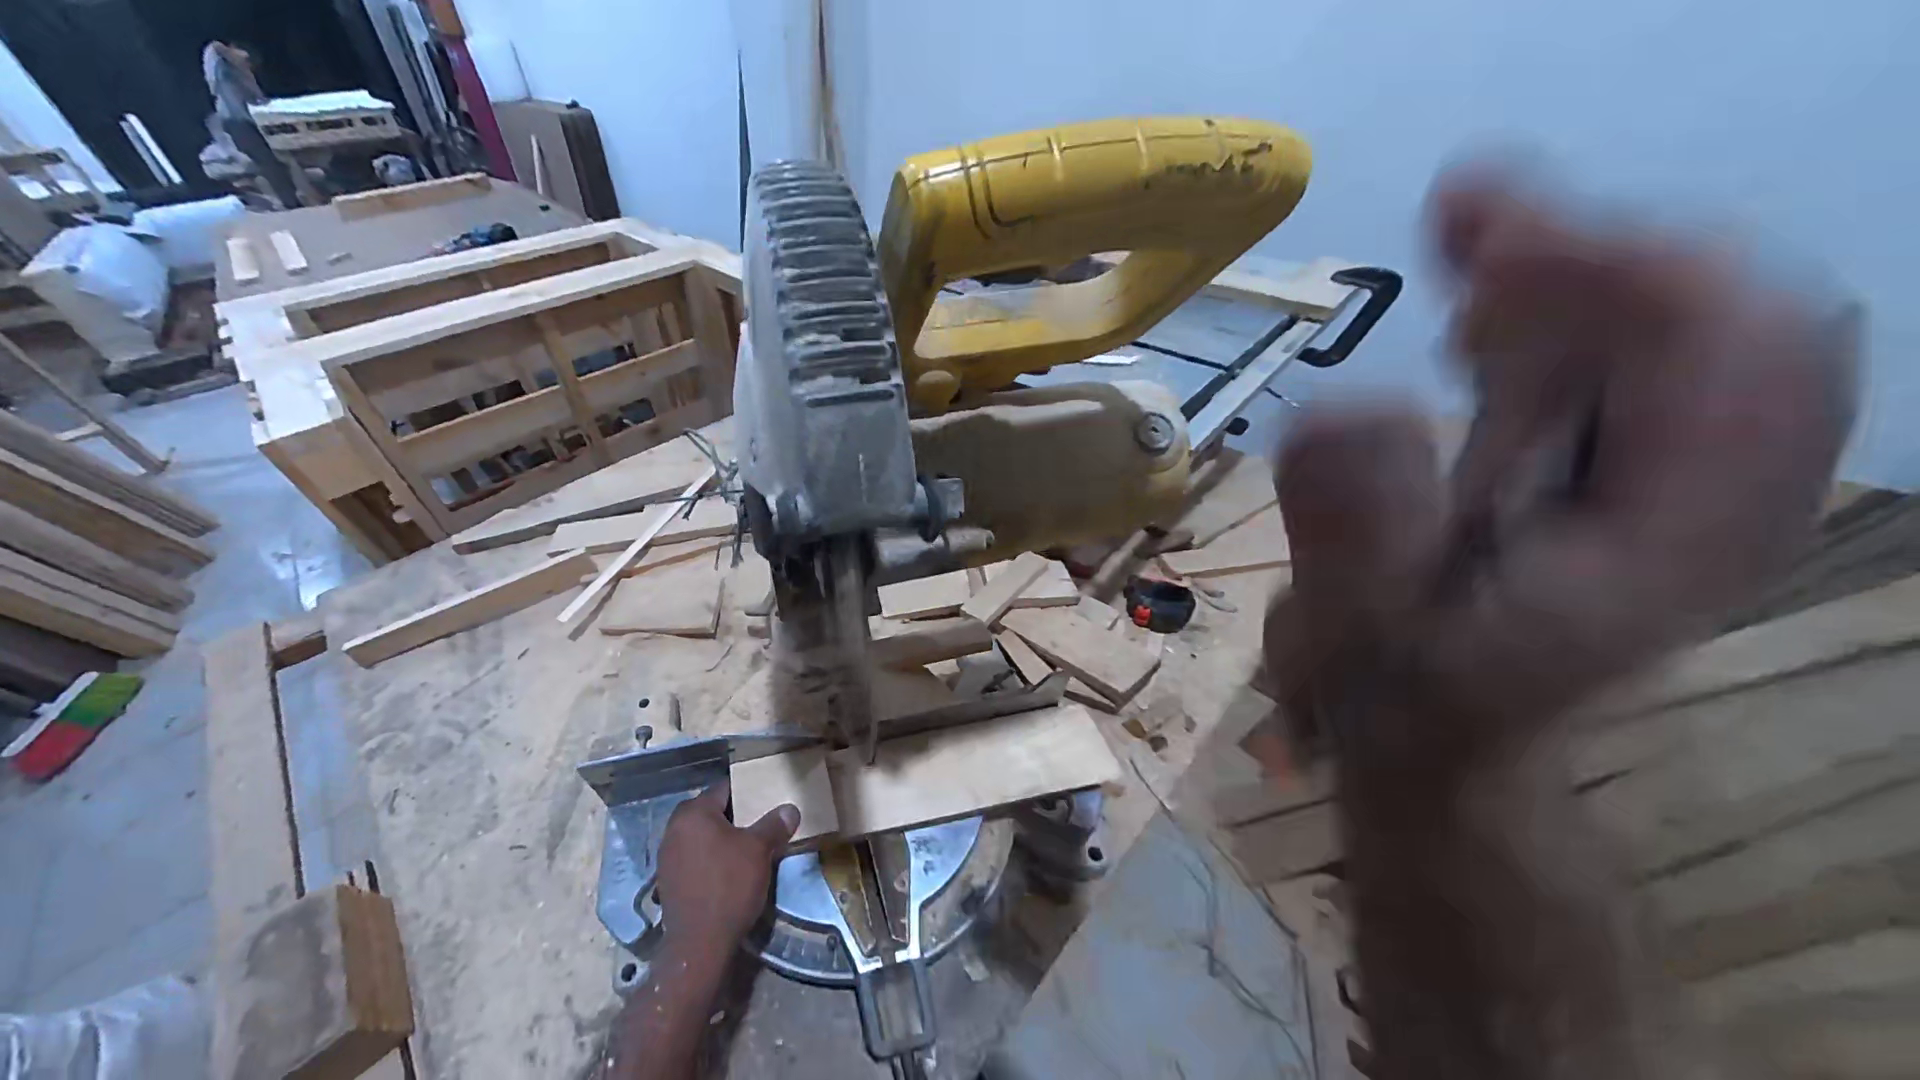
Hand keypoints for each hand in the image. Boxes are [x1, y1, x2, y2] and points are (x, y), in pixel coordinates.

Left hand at [657, 780, 798, 954]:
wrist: (699, 944)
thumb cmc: (729, 885)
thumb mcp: (759, 850)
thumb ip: (774, 825)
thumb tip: (790, 809)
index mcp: (693, 814)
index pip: (723, 789)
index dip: (746, 791)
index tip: (764, 798)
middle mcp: (673, 830)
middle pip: (710, 812)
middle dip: (734, 816)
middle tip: (759, 822)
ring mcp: (666, 857)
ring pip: (701, 836)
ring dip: (721, 838)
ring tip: (747, 847)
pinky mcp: (668, 881)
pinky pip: (693, 857)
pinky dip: (710, 858)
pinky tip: (728, 870)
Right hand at [1265, 166, 1855, 773]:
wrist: (1436, 737)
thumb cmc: (1401, 699)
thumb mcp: (1362, 634)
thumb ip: (1358, 530)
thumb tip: (1345, 400)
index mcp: (1681, 532)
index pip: (1731, 345)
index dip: (1615, 268)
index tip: (1479, 247)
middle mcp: (1706, 485)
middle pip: (1716, 309)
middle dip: (1586, 252)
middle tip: (1459, 222)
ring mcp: (1662, 472)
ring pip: (1665, 319)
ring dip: (1562, 267)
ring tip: (1454, 241)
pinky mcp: (1604, 464)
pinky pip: (1612, 351)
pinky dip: (1547, 305)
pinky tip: (1467, 301)